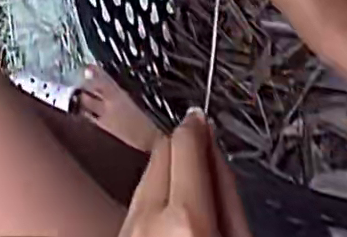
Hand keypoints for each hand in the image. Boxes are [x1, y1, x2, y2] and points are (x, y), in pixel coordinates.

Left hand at [117, 110, 251, 236]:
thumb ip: (228, 196)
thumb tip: (213, 151)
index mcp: (186, 220)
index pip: (185, 145)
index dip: (197, 127)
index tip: (203, 120)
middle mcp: (148, 217)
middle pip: (161, 150)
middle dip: (182, 149)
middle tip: (203, 157)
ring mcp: (126, 225)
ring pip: (146, 173)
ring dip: (167, 171)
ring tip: (191, 194)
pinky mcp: (118, 229)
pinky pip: (136, 197)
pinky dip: (154, 196)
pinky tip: (171, 216)